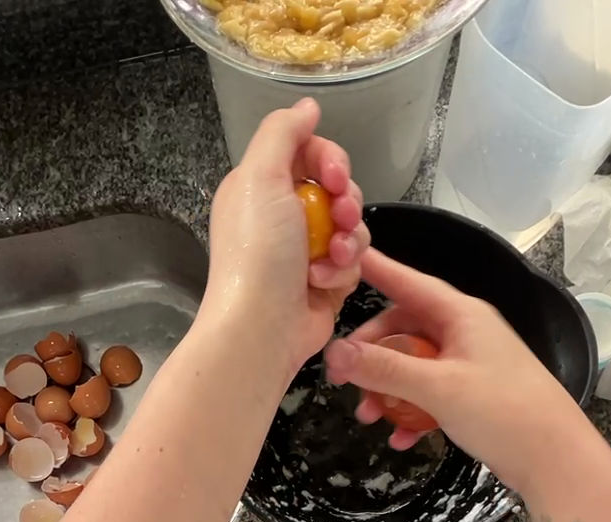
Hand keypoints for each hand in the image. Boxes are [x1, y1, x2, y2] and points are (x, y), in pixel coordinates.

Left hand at [199, 99, 368, 374]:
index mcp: (262, 187)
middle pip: (338, 190)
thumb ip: (283, 132)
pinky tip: (323, 283)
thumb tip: (307, 106)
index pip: (310, 153)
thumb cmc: (258, 252)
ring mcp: (305, 252)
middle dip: (346, 202)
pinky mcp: (324, 283)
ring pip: (352, 228)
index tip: (334, 178)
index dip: (330, 160)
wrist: (262, 326)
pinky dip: (341, 272)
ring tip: (334, 258)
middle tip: (342, 217)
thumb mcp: (260, 175)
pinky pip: (351, 263)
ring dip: (348, 241)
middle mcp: (283, 217)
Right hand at [323, 249, 589, 499]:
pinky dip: (410, 414)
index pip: (409, 282)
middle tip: (342, 378)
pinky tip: (400, 439)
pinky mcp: (473, 396)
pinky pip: (430, 396)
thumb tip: (334, 352)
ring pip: (414, 366)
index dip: (377, 270)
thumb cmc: (503, 411)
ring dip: (387, 390)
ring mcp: (469, 365)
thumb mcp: (437, 388)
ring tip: (368, 416)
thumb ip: (384, 369)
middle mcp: (465, 333)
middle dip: (372, 354)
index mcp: (461, 315)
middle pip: (404, 330)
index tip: (345, 257)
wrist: (555, 459)